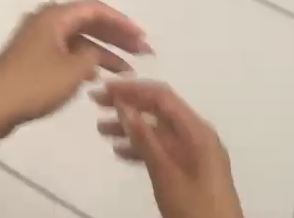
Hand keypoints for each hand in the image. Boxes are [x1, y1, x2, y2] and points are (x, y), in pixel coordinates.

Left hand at [0, 0, 150, 137]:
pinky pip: (66, 50)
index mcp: (54, 16)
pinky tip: (98, 76)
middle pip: (87, 21)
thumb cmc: (33, 85)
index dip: (121, 21)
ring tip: (127, 71)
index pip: (94, 8)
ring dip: (102, 51)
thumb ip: (91, 56)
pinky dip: (84, 60)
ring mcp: (37, 38)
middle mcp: (45, 20)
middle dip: (116, 36)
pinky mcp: (32, 56)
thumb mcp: (71, 71)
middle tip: (143, 53)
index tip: (142, 37)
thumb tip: (95, 51)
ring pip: (77, 38)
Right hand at [95, 80, 244, 217]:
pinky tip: (120, 152)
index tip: (104, 87)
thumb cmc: (195, 208)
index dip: (132, 88)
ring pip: (157, 130)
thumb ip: (144, 137)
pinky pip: (162, 150)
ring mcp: (195, 154)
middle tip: (96, 103)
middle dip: (127, 105)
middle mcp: (197, 136)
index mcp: (197, 131)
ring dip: (130, 127)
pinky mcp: (191, 171)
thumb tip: (122, 103)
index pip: (161, 96)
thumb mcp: (165, 173)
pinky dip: (141, 148)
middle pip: (158, 110)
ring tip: (101, 129)